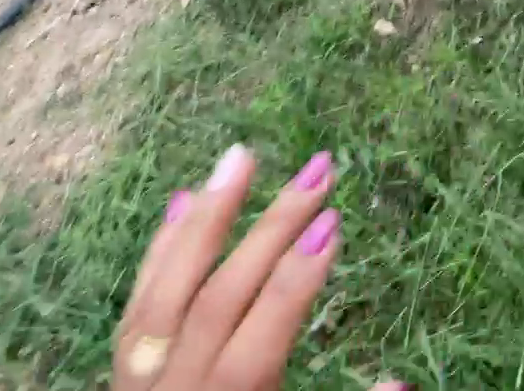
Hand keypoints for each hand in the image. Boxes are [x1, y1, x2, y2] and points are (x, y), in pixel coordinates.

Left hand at [115, 144, 404, 390]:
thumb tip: (402, 382)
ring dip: (207, 219)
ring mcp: (137, 386)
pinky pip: (134, 309)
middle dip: (272, 228)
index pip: (258, 338)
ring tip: (241, 156)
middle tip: (319, 168)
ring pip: (162, 293)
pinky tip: (182, 201)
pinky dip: (160, 252)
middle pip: (216, 300)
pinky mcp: (122, 378)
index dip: (296, 279)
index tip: (335, 219)